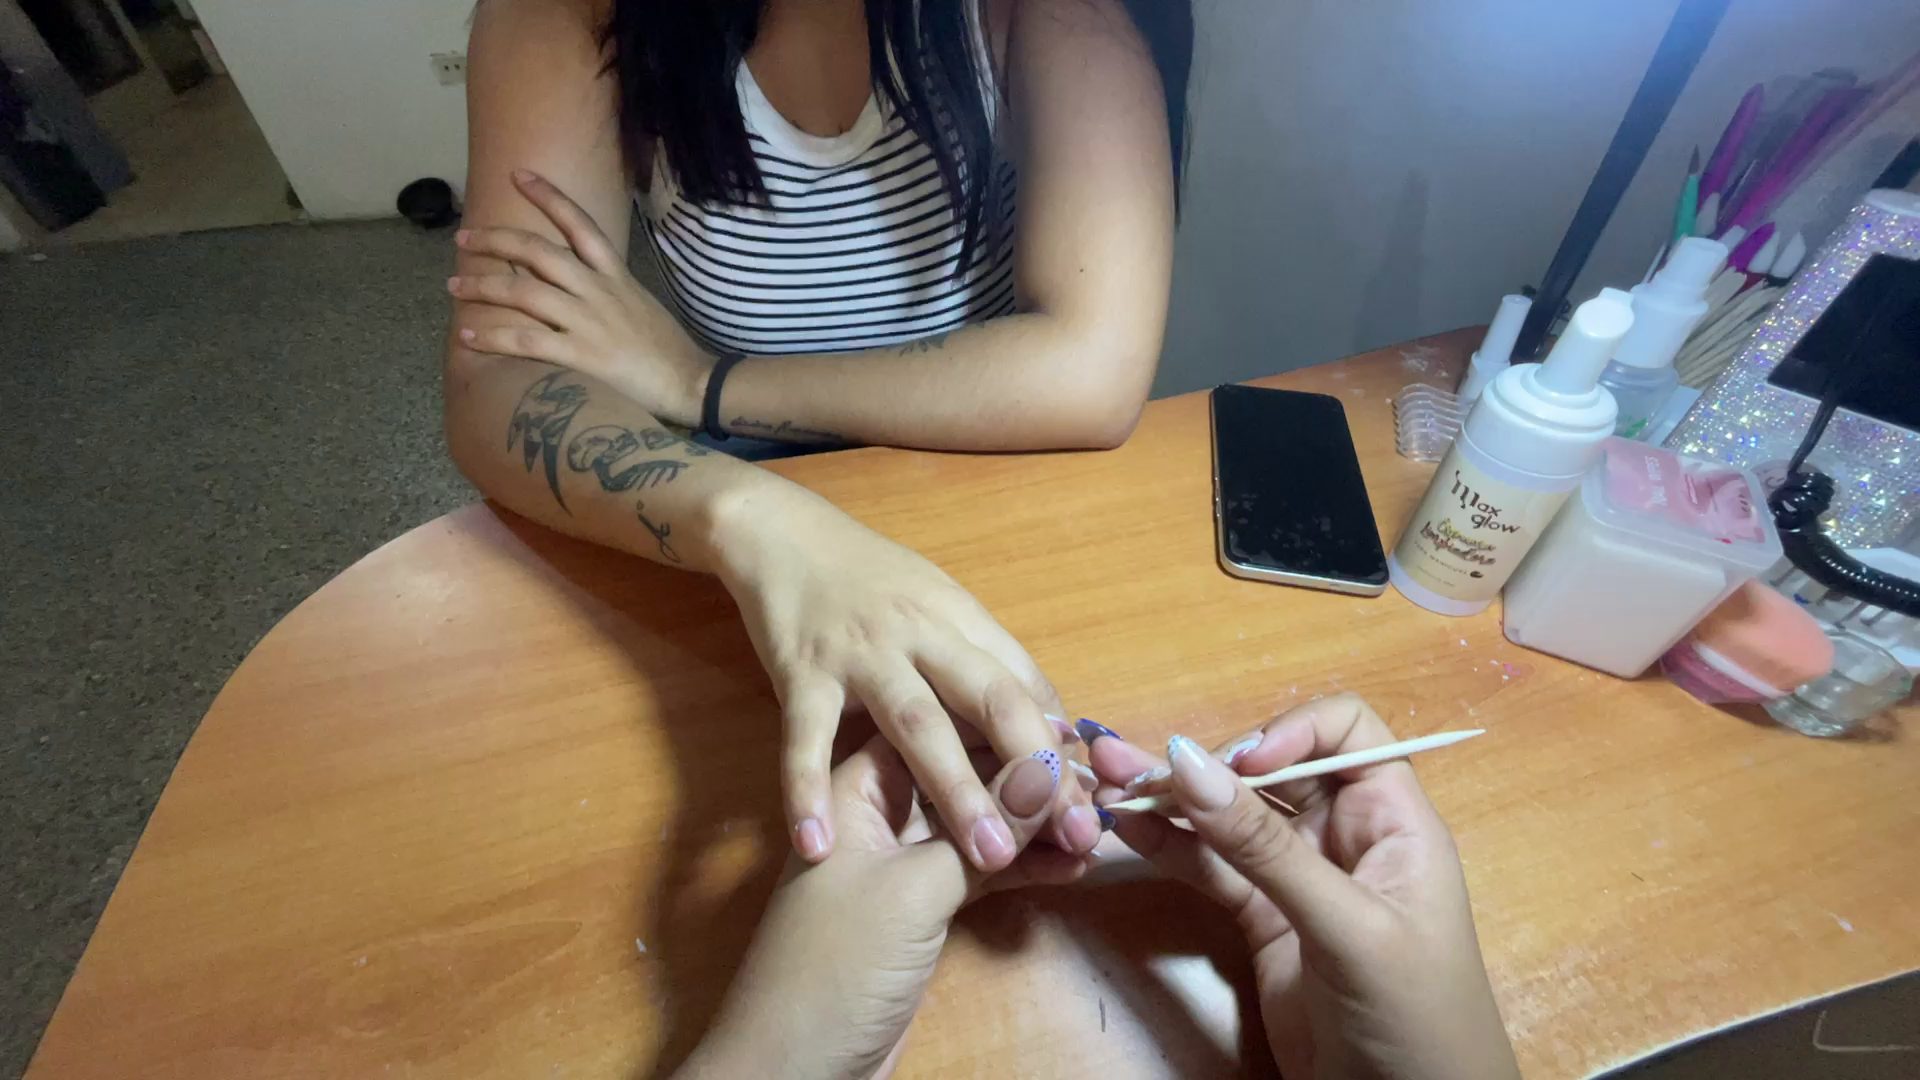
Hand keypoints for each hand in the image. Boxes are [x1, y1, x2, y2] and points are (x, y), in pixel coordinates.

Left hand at [450, 169, 713, 426]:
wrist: (694, 384)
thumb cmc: (671, 352)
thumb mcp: (644, 307)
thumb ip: (613, 292)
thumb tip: (584, 286)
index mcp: (617, 279)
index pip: (582, 226)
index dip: (549, 197)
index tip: (518, 175)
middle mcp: (600, 293)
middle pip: (538, 253)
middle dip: (496, 241)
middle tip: (464, 239)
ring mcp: (590, 323)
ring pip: (524, 292)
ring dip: (482, 285)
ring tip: (454, 285)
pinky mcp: (584, 356)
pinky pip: (527, 340)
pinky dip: (493, 335)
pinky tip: (468, 334)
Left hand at [678, 736, 1086, 1079]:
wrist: (796, 1072)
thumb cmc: (838, 962)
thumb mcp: (912, 888)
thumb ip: (982, 827)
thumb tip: (1050, 769)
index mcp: (861, 784)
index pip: (936, 731)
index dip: (998, 728)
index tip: (1063, 736)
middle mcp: (885, 809)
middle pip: (965, 778)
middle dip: (1026, 785)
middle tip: (1091, 790)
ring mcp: (907, 858)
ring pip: (980, 825)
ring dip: (1033, 830)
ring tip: (1093, 830)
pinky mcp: (926, 901)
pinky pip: (981, 869)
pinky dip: (1022, 868)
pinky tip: (1071, 866)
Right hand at [711, 482, 1105, 870]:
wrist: (788, 537)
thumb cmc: (873, 574)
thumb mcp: (940, 602)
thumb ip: (987, 658)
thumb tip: (1047, 720)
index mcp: (960, 620)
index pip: (1026, 682)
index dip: (1061, 744)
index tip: (1087, 801)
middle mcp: (921, 636)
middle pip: (990, 698)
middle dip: (1033, 768)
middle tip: (1069, 838)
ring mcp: (861, 655)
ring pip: (917, 721)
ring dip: (956, 788)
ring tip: (990, 856)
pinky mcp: (801, 673)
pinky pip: (805, 736)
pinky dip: (806, 789)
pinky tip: (817, 845)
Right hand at [1087, 695, 1518, 1079]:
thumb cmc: (1416, 1022)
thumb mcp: (1346, 929)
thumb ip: (1263, 846)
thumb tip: (1184, 760)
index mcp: (1390, 820)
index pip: (1343, 733)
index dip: (1290, 731)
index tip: (1241, 763)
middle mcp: (1340, 832)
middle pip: (1267, 769)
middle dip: (1203, 764)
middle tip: (1131, 765)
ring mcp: (1294, 872)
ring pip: (1226, 815)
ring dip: (1168, 799)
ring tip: (1107, 783)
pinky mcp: (1258, 911)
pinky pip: (1207, 863)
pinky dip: (1166, 844)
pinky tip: (1125, 827)